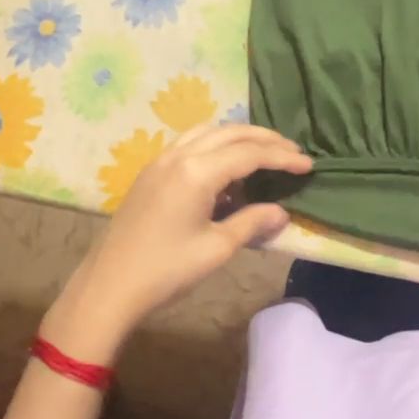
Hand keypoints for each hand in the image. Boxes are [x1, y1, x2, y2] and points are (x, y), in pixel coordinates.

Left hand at [41, 125, 312, 361]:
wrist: (109, 286)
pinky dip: (215, 144)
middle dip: (265, 140)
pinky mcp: (151, 172)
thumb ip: (252, 223)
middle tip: (293, 152)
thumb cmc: (166, 271)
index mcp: (197, 172)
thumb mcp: (216, 249)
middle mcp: (179, 155)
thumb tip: (281, 211)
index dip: (282, 157)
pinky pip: (190, 143)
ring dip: (239, 136)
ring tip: (263, 151)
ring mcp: (161, 160)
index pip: (250, 153)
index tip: (309, 165)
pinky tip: (226, 167)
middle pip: (230, 133)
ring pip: (208, 132)